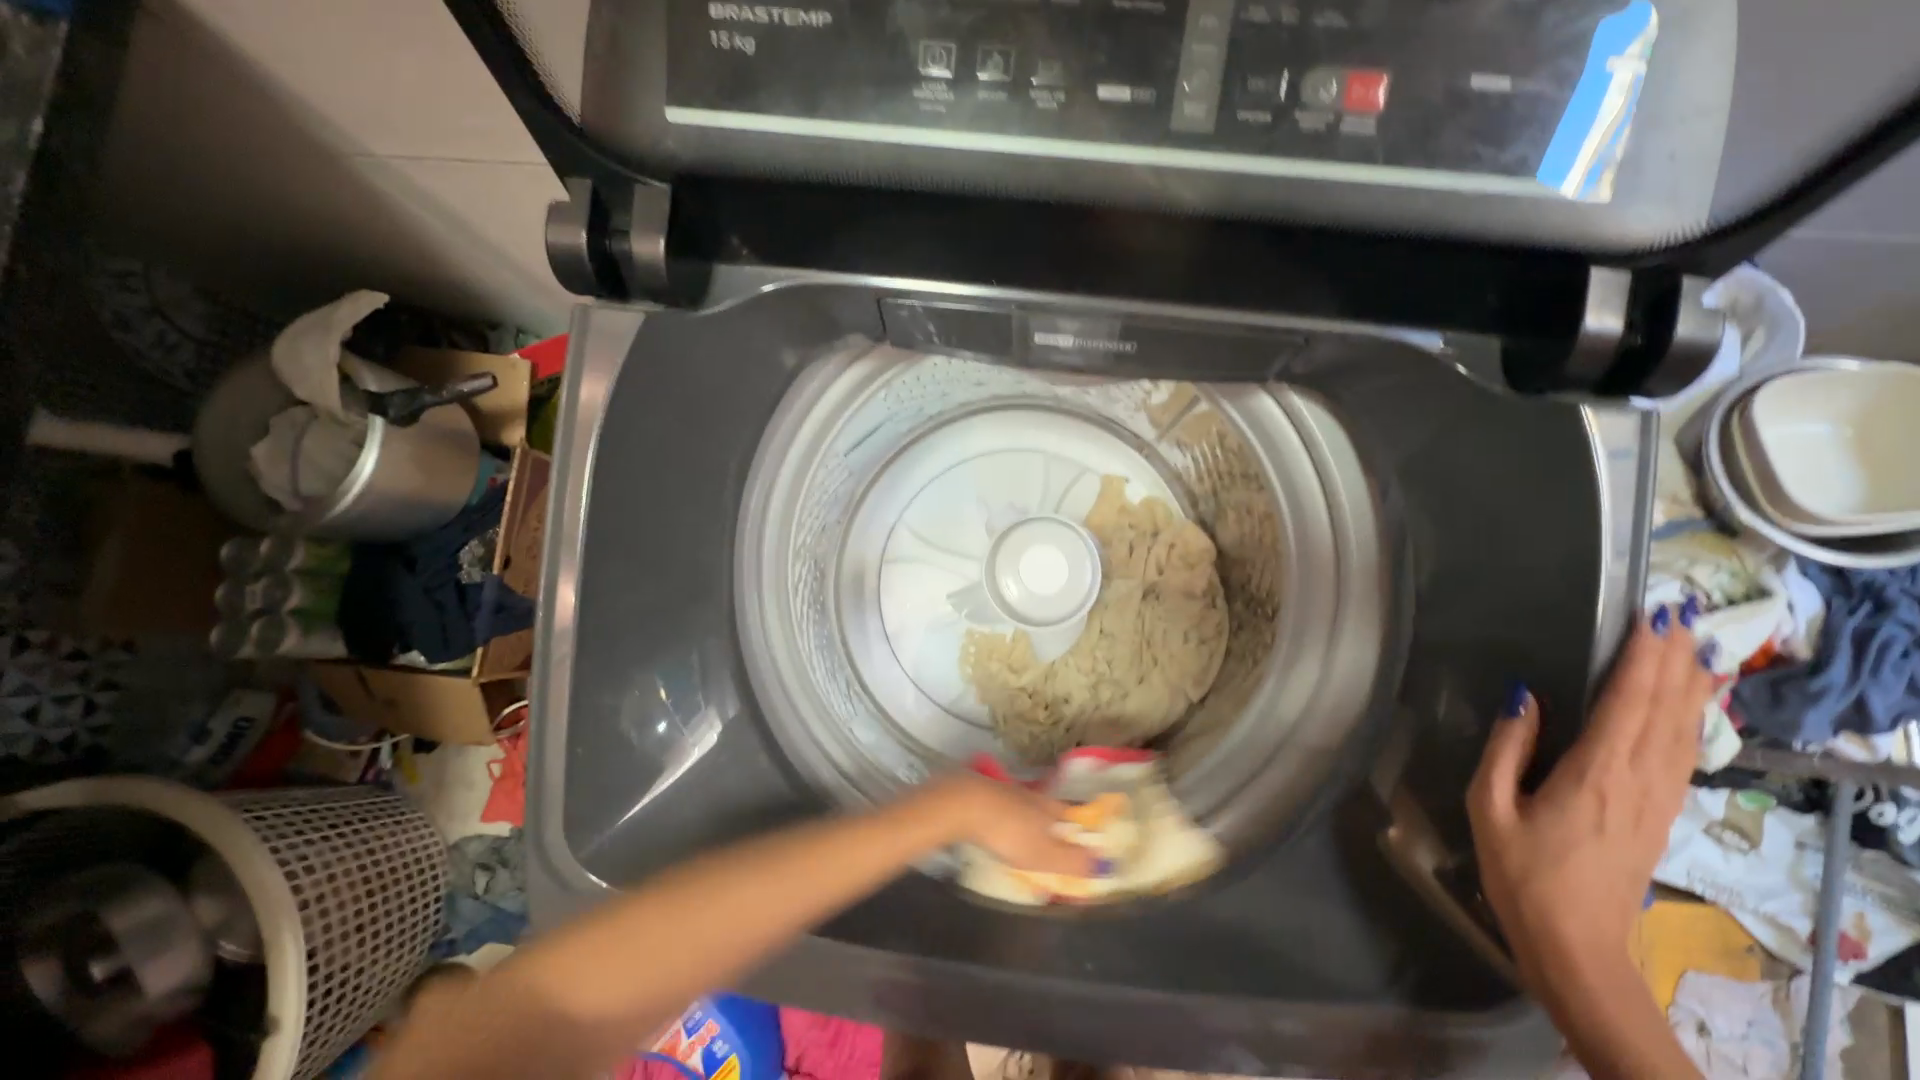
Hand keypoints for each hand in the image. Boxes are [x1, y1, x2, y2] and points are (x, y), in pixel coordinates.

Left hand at [919, 772, 1097, 876]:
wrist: (962, 804)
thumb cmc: (1009, 833)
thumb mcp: (1045, 854)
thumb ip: (1073, 860)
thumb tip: (1104, 864)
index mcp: (1049, 808)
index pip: (1073, 814)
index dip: (1081, 826)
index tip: (1085, 837)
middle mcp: (1030, 794)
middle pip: (1048, 807)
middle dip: (1053, 821)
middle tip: (1055, 836)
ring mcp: (1003, 790)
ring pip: (1022, 804)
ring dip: (1026, 817)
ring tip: (1025, 833)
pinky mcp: (978, 791)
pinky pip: (998, 805)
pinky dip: (1002, 816)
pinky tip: (994, 825)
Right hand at [1468, 607, 1713, 995]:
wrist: (1576, 945)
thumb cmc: (1522, 875)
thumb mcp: (1490, 809)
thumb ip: (1506, 749)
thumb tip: (1522, 697)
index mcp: (1595, 773)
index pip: (1628, 701)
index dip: (1643, 656)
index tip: (1651, 616)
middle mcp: (1639, 779)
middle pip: (1666, 708)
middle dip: (1674, 659)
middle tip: (1679, 614)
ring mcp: (1658, 799)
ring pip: (1684, 729)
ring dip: (1690, 684)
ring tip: (1695, 646)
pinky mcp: (1662, 814)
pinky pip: (1684, 753)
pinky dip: (1691, 719)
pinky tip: (1692, 706)